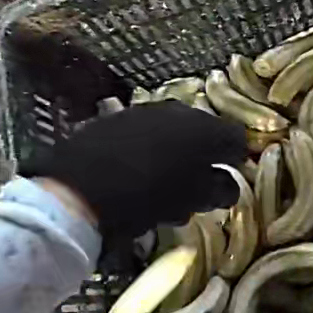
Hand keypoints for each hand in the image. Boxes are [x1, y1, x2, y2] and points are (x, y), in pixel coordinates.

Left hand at [24, 101, 245, 237]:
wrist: (75, 190)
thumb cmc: (144, 199)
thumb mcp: (190, 200)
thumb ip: (217, 190)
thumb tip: (230, 185)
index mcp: (204, 129)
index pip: (236, 138)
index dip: (237, 159)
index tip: (232, 175)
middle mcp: (179, 111)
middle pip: (205, 133)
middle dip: (206, 157)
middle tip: (200, 186)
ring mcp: (146, 111)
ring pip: (176, 132)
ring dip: (178, 155)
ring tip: (168, 186)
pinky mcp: (117, 118)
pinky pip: (148, 133)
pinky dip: (152, 150)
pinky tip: (139, 173)